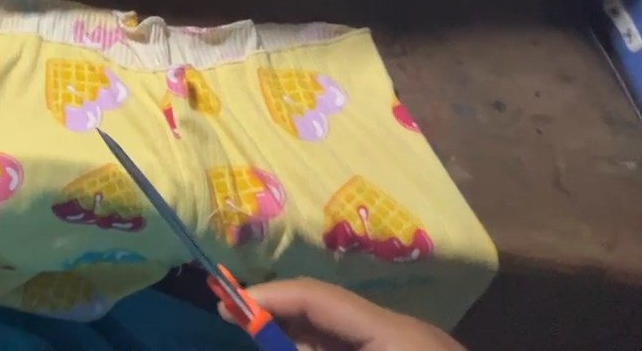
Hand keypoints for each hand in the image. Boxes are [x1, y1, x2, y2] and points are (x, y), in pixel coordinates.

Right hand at [226, 279, 465, 350]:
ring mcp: (413, 348)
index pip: (319, 296)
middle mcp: (405, 332)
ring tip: (259, 330)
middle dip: (280, 313)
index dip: (270, 297)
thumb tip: (258, 330)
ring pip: (340, 332)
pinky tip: (297, 350)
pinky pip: (356, 348)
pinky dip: (323, 350)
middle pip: (327, 309)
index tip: (228, 306)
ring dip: (299, 335)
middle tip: (231, 314)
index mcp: (397, 334)